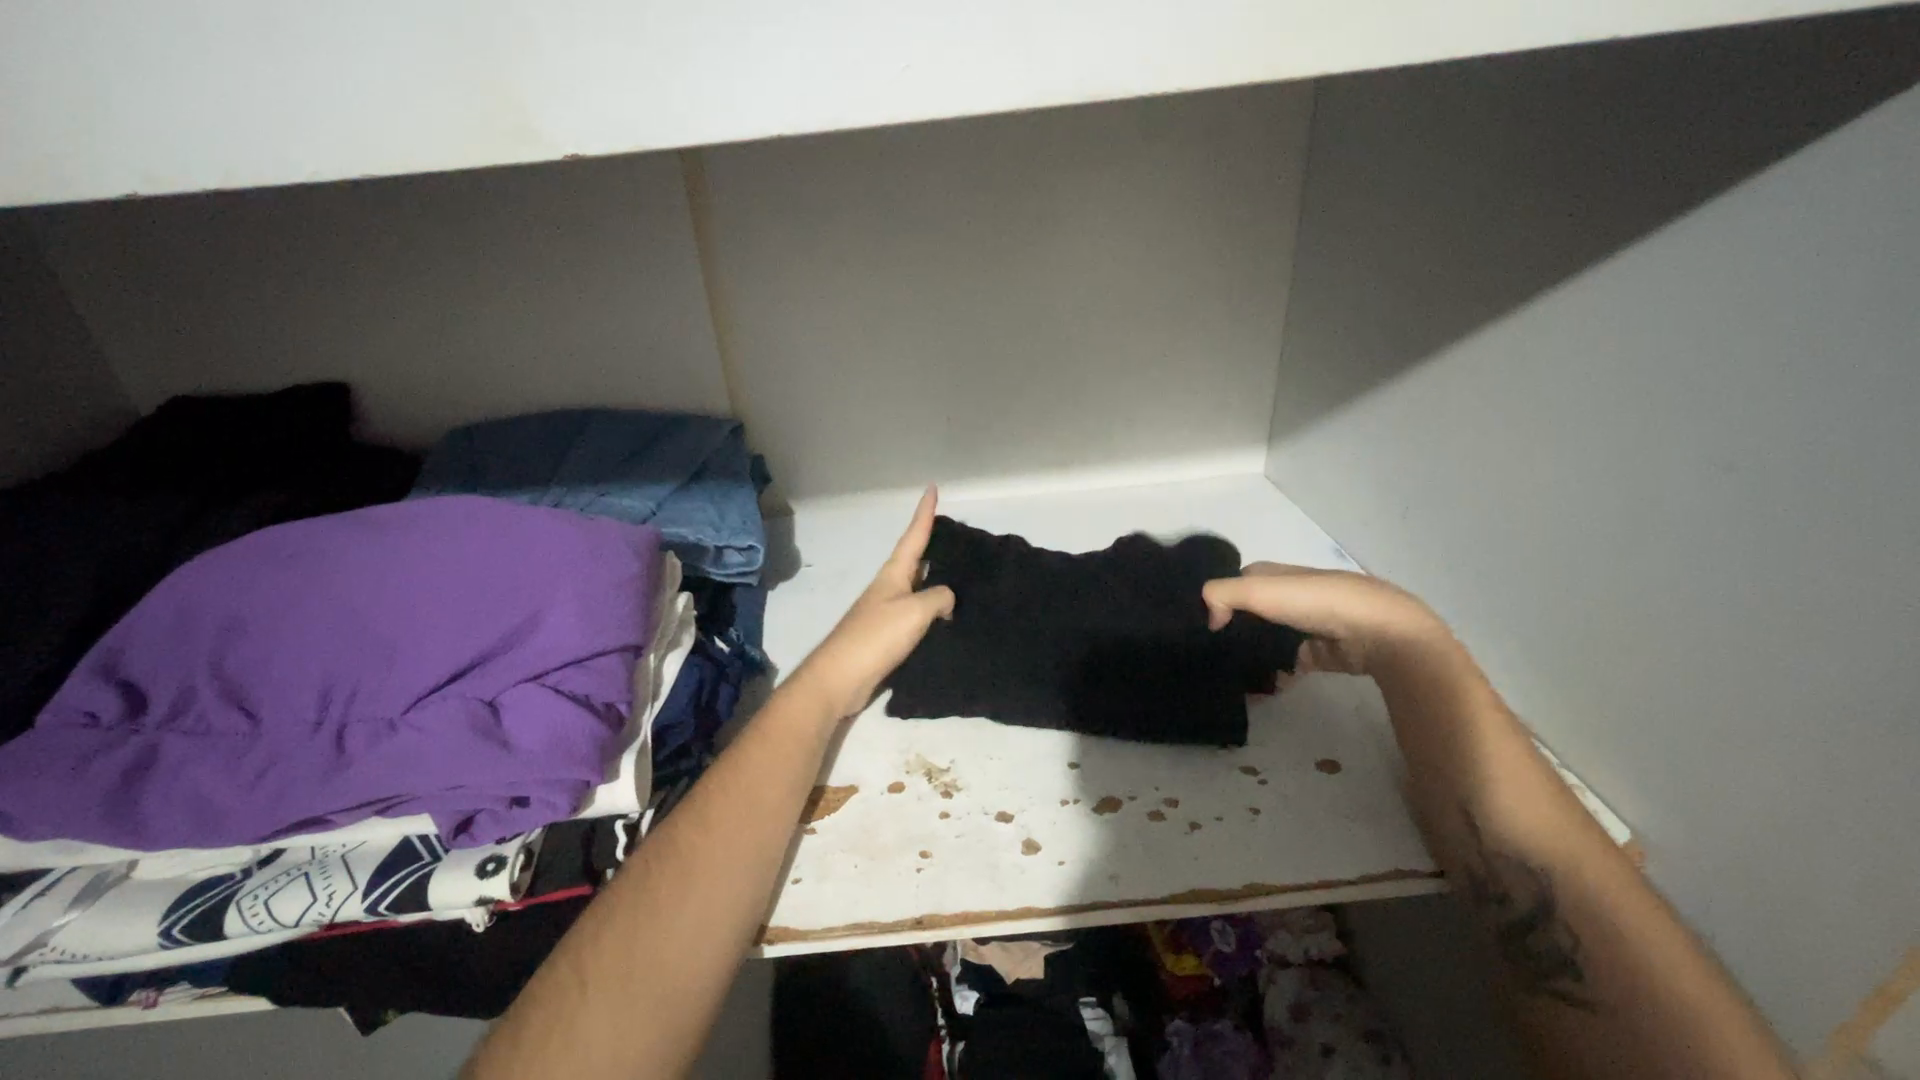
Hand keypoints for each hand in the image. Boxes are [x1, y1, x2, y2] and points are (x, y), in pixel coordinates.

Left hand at [787, 487, 956, 719]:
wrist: (840, 679)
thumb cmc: (875, 638)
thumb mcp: (914, 611)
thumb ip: (938, 598)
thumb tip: (947, 600)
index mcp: (893, 575)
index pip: (914, 536)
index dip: (924, 513)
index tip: (931, 488)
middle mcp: (889, 588)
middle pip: (916, 560)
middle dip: (935, 546)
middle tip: (961, 537)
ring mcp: (887, 613)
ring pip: (918, 589)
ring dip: (937, 581)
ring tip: (964, 578)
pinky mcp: (888, 638)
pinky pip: (917, 616)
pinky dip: (933, 613)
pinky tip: (947, 620)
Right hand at [1202, 562, 1452, 679]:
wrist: (1380, 633)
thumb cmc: (1317, 602)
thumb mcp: (1261, 590)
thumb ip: (1222, 595)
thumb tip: (1211, 621)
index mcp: (1281, 574)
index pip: (1242, 580)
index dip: (1221, 595)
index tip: (1202, 620)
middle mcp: (1294, 596)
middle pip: (1254, 611)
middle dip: (1235, 628)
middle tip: (1210, 651)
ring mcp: (1309, 626)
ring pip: (1270, 639)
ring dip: (1253, 654)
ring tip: (1228, 673)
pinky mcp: (1320, 654)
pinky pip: (1288, 665)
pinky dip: (1275, 675)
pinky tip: (1260, 689)